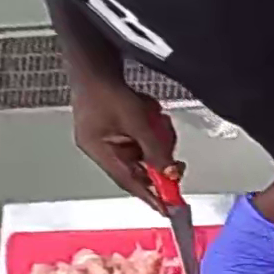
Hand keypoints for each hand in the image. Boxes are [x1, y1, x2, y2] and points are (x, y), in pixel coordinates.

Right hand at [71, 78, 180, 208]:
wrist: (96, 62)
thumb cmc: (107, 88)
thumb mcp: (138, 122)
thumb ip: (156, 150)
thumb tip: (170, 173)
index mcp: (98, 150)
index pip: (129, 183)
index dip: (151, 197)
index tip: (168, 211)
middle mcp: (103, 149)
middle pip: (141, 171)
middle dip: (160, 162)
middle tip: (177, 165)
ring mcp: (112, 141)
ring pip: (147, 156)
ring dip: (158, 142)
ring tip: (156, 121)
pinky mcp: (121, 133)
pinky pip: (145, 143)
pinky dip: (154, 133)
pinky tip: (152, 115)